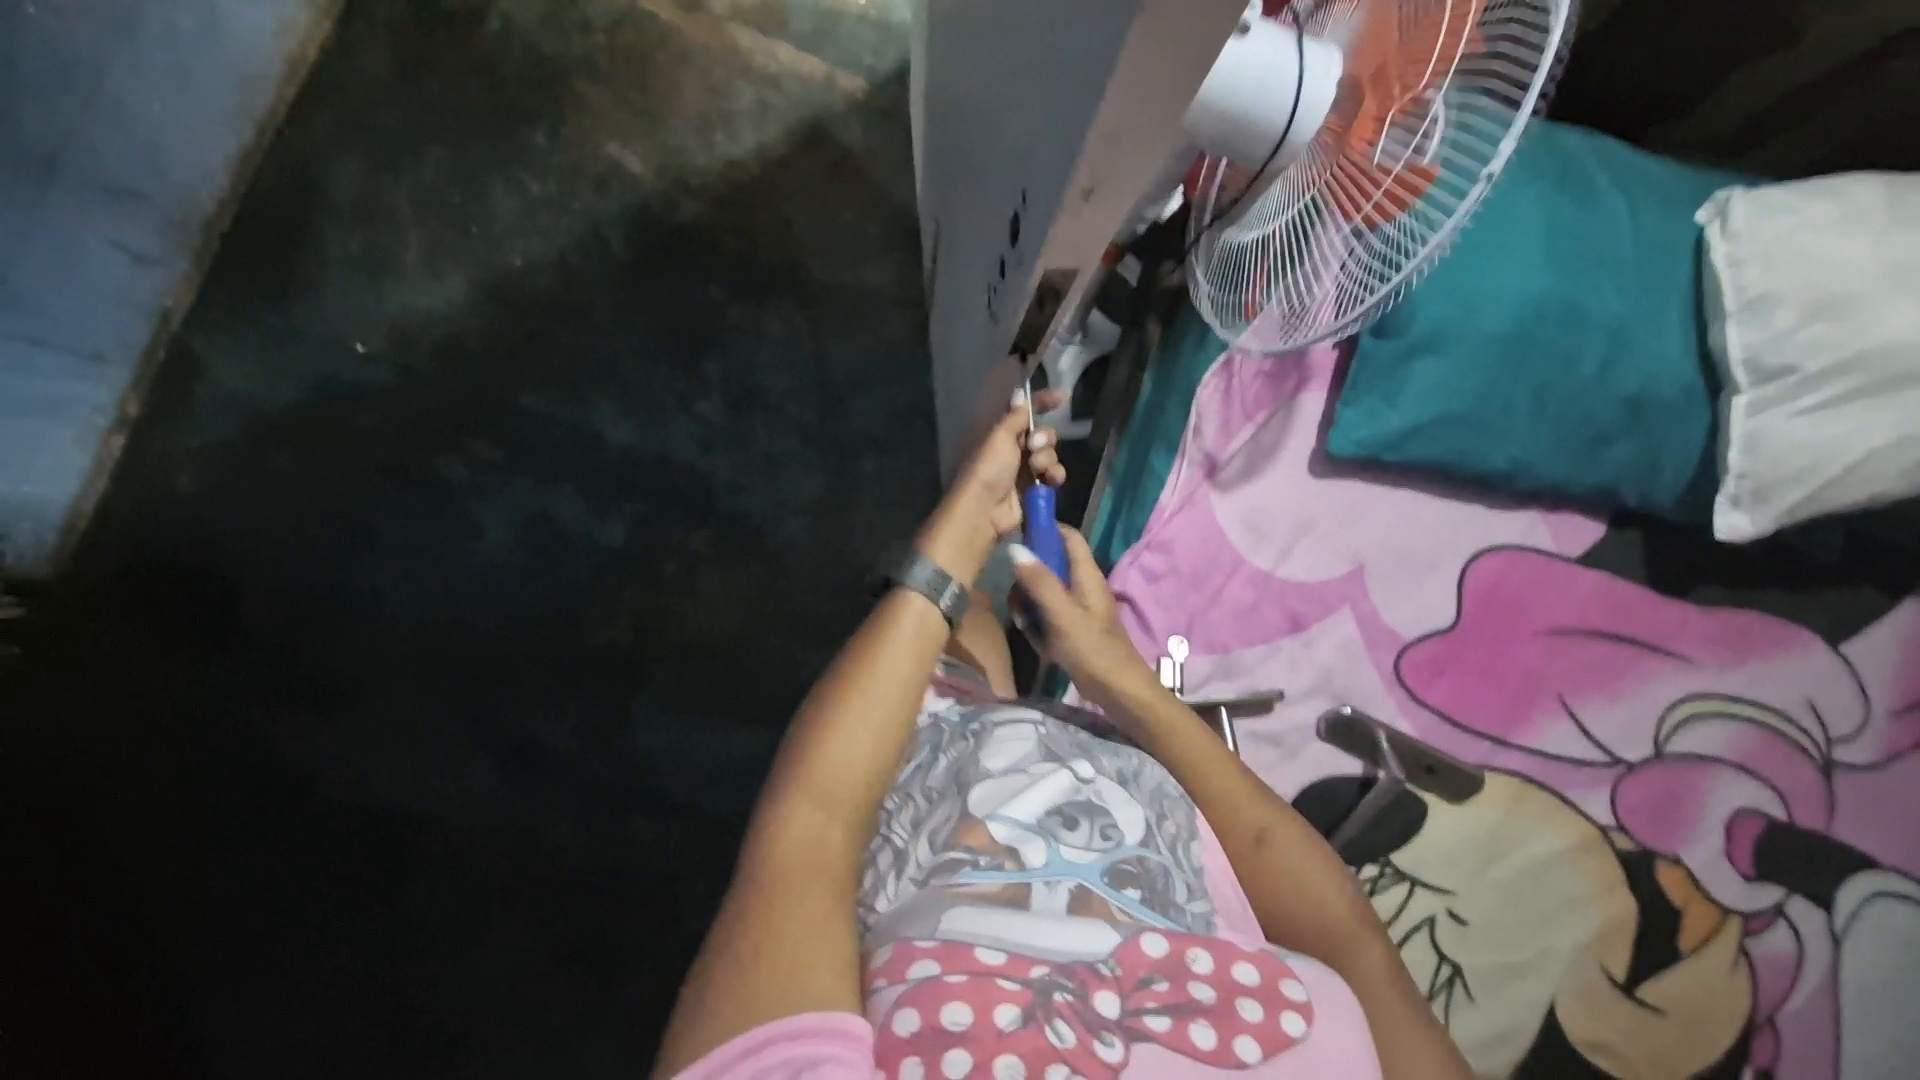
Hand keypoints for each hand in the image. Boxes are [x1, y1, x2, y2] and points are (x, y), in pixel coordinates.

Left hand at [915, 388, 1066, 583]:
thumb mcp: (1000, 436)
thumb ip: (1015, 416)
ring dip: (1048, 459)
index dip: (1042, 403)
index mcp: (1001, 433)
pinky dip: (1054, 476)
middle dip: (1044, 438)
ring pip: (1049, 455)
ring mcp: (1024, 470)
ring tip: (1038, 469)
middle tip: (1034, 446)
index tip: (1061, 398)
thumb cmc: (989, 469)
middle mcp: (1013, 449)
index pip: (1024, 412)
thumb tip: (1022, 396)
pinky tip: (1050, 480)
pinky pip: (1052, 475)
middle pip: (1042, 434)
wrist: (984, 510)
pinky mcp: (1033, 489)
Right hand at [1007, 525, 1164, 709]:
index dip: (1045, 528)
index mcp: (1086, 575)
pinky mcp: (1071, 630)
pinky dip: (1038, 628)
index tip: (1016, 533)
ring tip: (1027, 625)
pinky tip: (1039, 644)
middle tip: (1019, 598)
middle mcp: (1081, 587)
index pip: (1067, 536)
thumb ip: (1040, 582)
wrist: (1118, 692)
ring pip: (1042, 594)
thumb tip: (1016, 548)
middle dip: (1027, 579)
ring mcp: (1076, 610)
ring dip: (1029, 607)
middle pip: (1047, 566)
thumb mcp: (1063, 614)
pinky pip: (1046, 619)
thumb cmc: (1094, 649)